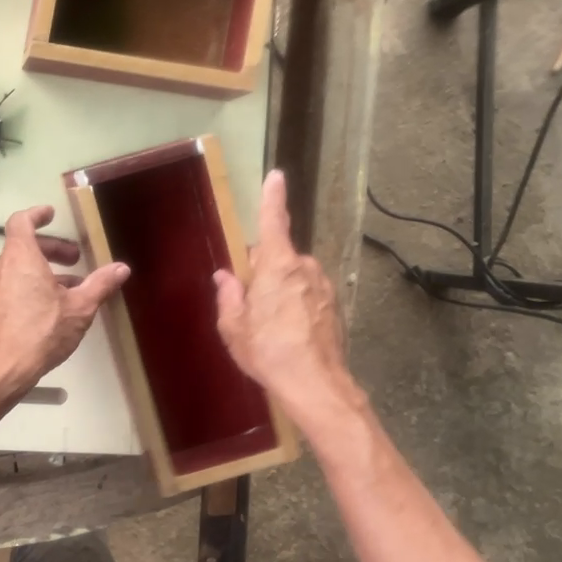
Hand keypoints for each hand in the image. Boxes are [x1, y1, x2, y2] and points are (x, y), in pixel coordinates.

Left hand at [0, 206, 130, 394]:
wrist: (5, 367)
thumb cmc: (42, 331)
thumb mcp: (79, 307)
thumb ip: (100, 284)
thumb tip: (121, 269)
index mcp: (21, 257)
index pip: (21, 222)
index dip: (36, 215)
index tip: (51, 214)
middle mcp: (3, 267)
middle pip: (24, 245)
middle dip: (51, 247)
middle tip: (75, 256)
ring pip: (20, 266)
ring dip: (45, 268)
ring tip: (73, 284)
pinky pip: (15, 283)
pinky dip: (34, 283)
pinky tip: (56, 304)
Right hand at [213, 171, 364, 429]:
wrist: (315, 385)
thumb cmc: (268, 351)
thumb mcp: (233, 326)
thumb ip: (229, 296)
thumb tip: (226, 277)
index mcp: (278, 267)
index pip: (274, 222)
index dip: (273, 198)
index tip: (276, 176)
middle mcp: (305, 269)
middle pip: (278, 257)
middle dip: (263, 271)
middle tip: (249, 303)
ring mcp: (324, 288)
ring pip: (294, 278)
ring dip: (280, 291)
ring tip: (269, 326)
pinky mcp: (335, 307)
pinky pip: (308, 296)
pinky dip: (296, 307)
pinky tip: (288, 334)